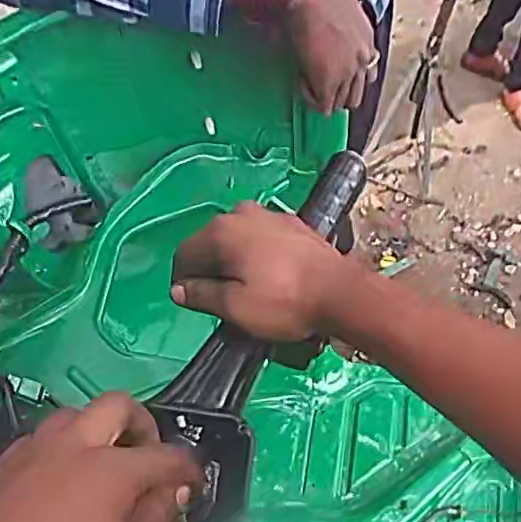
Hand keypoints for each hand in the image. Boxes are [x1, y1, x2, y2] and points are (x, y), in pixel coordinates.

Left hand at [0, 393, 200, 521]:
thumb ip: (155, 518)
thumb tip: (170, 491)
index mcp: (109, 469)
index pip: (165, 455)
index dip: (188, 468)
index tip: (193, 483)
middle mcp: (71, 445)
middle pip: (118, 404)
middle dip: (144, 425)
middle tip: (149, 460)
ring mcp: (31, 450)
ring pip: (75, 415)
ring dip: (100, 431)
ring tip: (106, 471)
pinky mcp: (0, 464)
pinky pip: (43, 439)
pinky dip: (65, 448)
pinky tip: (64, 486)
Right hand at [172, 200, 368, 340]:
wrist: (341, 293)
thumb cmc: (286, 303)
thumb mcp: (236, 308)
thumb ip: (202, 295)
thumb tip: (179, 290)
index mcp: (222, 231)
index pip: (185, 252)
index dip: (182, 280)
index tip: (192, 301)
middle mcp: (243, 214)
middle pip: (212, 243)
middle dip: (210, 270)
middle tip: (220, 301)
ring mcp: (271, 216)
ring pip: (238, 240)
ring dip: (235, 264)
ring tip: (247, 292)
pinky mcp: (295, 226)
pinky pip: (263, 241)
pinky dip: (258, 258)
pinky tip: (270, 280)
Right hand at [282, 0, 378, 114]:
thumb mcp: (340, 8)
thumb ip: (340, 28)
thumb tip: (327, 37)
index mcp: (368, 39)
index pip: (368, 74)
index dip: (350, 79)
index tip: (335, 74)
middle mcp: (362, 59)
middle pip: (355, 96)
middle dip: (337, 93)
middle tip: (317, 82)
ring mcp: (347, 73)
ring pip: (340, 103)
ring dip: (323, 96)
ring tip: (307, 78)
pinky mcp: (329, 84)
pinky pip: (322, 106)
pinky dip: (310, 98)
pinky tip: (300, 80)